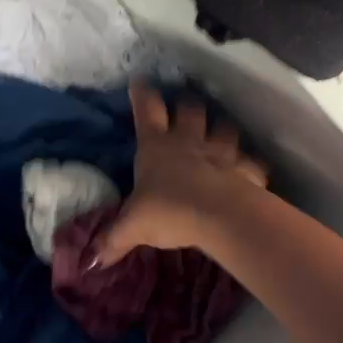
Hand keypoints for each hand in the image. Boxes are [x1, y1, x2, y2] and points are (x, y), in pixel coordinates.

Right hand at [92, 82, 267, 267]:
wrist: (219, 217)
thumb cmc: (169, 211)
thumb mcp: (134, 226)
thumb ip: (113, 239)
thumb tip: (90, 261)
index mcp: (156, 146)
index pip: (146, 110)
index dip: (142, 94)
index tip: (140, 81)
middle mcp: (189, 141)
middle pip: (190, 108)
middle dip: (187, 103)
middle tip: (185, 104)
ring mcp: (221, 152)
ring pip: (225, 126)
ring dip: (222, 126)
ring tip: (221, 130)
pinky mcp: (247, 170)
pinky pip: (253, 162)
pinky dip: (252, 164)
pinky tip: (251, 170)